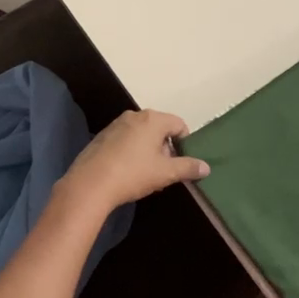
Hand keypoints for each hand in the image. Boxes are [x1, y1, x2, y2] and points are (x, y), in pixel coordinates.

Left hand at [56, 109, 209, 214]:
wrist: (92, 182)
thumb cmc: (134, 173)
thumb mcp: (166, 172)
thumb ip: (188, 167)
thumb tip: (206, 166)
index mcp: (152, 119)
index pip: (179, 124)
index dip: (185, 143)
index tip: (181, 163)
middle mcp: (134, 115)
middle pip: (160, 128)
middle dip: (166, 148)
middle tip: (165, 171)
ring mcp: (116, 124)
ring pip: (142, 134)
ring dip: (149, 151)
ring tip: (147, 174)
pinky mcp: (103, 136)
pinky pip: (126, 139)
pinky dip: (132, 151)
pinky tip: (128, 172)